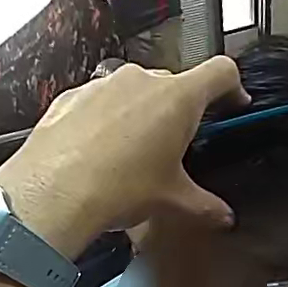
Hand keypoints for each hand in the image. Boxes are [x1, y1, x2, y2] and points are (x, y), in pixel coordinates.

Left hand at [0, 60, 245, 257]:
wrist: (54, 191)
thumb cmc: (118, 187)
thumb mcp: (172, 200)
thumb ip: (204, 205)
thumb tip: (221, 215)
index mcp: (178, 98)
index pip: (221, 71)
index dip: (233, 85)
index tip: (233, 102)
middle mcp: (142, 80)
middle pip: (175, 84)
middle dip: (180, 111)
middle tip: (178, 146)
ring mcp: (104, 84)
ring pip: (135, 91)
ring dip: (141, 115)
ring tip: (135, 156)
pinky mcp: (73, 95)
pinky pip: (100, 101)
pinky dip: (106, 120)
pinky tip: (101, 154)